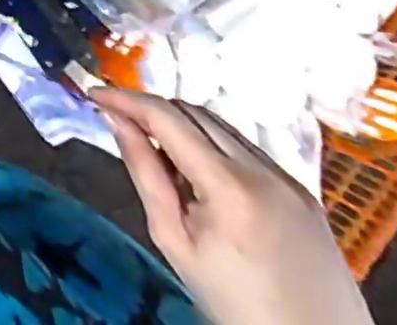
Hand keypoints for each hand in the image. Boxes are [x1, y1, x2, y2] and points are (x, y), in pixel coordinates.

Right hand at [92, 88, 373, 324]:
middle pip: (193, 112)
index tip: (94, 94)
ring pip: (219, 125)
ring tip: (153, 146)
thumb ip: (144, 173)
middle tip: (117, 118)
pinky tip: (194, 169)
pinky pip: (244, 147)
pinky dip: (209, 142)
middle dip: (150, 108)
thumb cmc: (235, 303)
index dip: (125, 99)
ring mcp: (289, 179)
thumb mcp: (173, 239)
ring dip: (180, 123)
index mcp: (230, 187)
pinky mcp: (302, 191)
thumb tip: (117, 122)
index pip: (167, 118)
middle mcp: (265, 171)